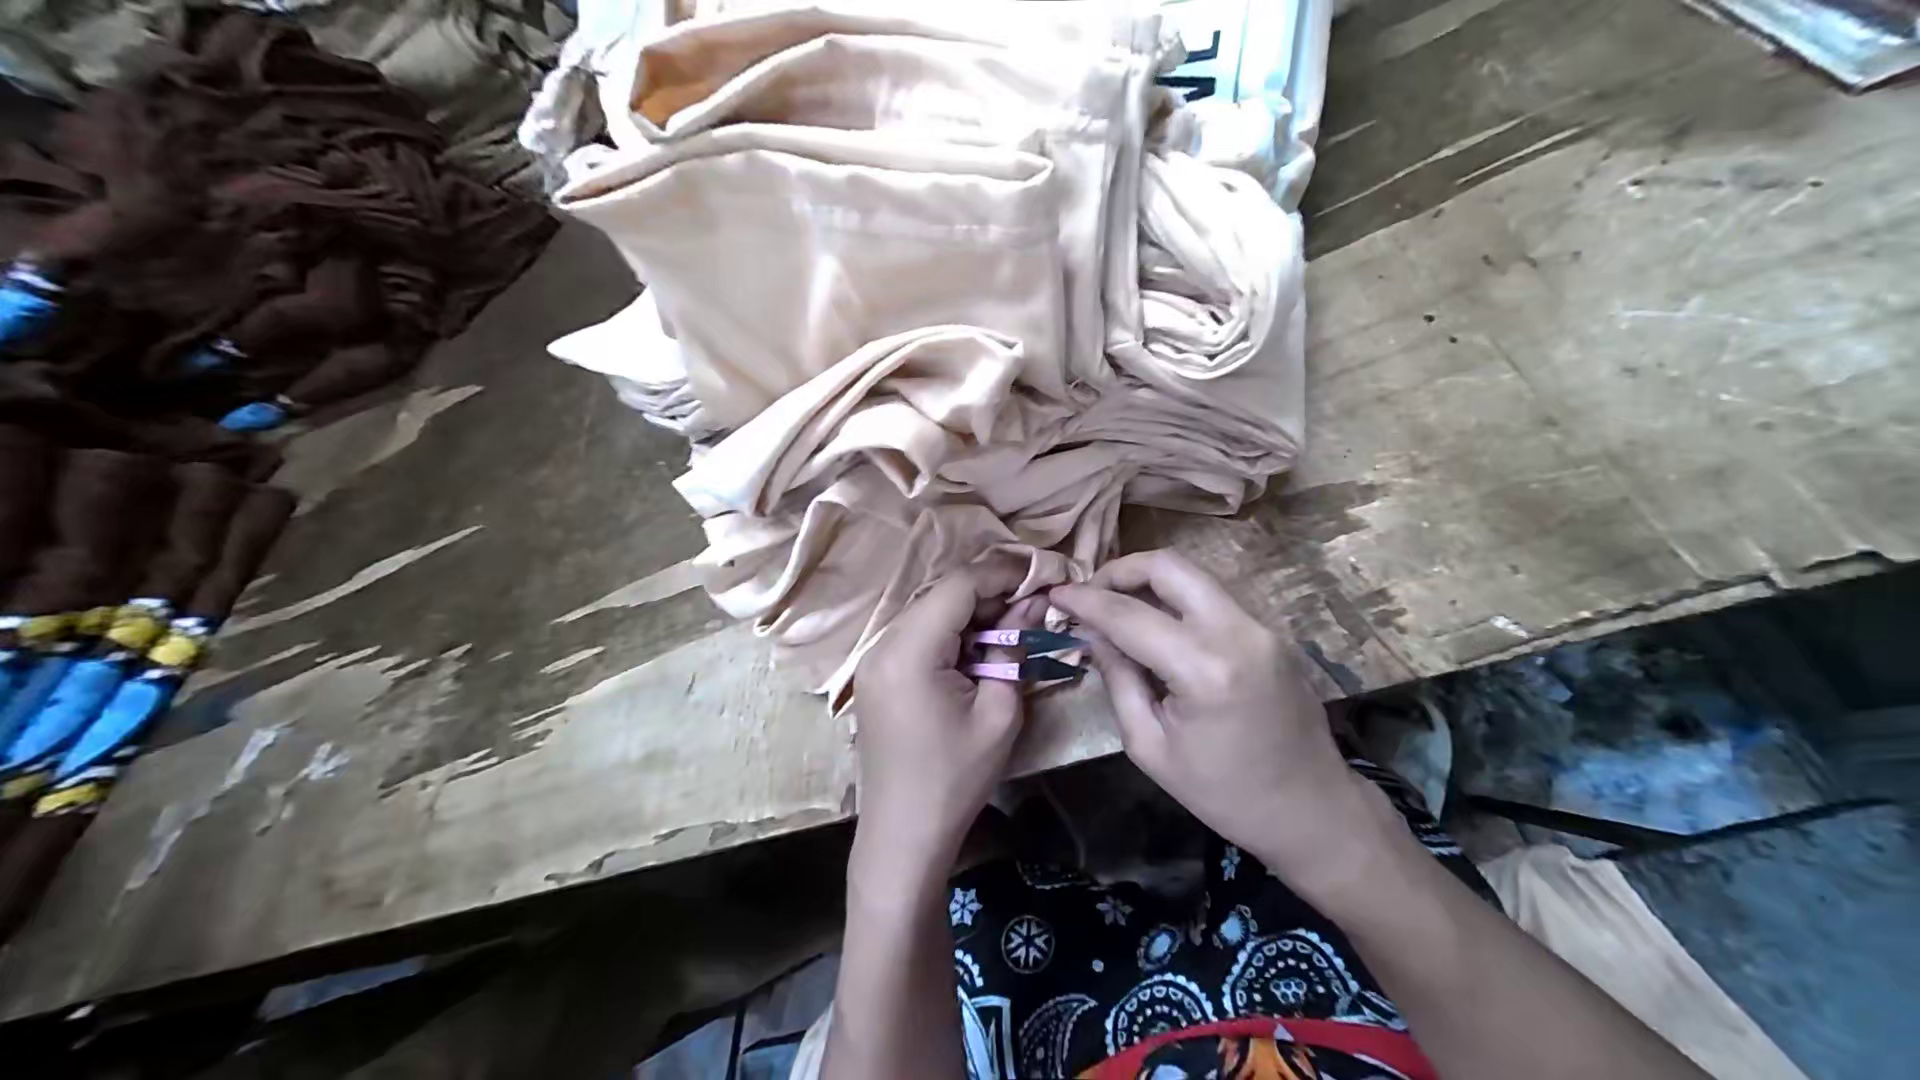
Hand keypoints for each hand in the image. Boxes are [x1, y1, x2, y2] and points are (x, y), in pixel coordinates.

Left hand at [850, 561, 1043, 882]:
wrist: (903, 834)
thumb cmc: (956, 778)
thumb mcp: (999, 713)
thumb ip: (1013, 648)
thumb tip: (1034, 602)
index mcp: (909, 651)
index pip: (958, 586)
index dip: (1001, 574)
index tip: (1040, 578)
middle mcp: (883, 644)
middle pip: (941, 596)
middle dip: (989, 594)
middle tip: (1033, 606)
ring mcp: (875, 659)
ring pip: (929, 613)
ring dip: (970, 613)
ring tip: (1013, 627)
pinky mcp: (878, 675)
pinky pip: (917, 636)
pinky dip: (950, 634)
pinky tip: (979, 650)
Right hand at [1050, 550, 1383, 882]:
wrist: (1313, 811)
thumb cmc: (1223, 794)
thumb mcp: (1150, 747)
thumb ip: (1118, 680)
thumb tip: (1093, 633)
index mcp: (1205, 669)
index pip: (1129, 614)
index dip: (1085, 601)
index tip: (1054, 594)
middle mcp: (1239, 632)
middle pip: (1169, 566)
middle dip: (1119, 570)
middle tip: (1089, 594)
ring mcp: (1261, 627)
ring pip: (1193, 576)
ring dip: (1148, 581)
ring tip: (1115, 608)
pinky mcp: (1270, 632)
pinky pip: (1212, 597)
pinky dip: (1175, 599)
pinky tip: (1154, 624)